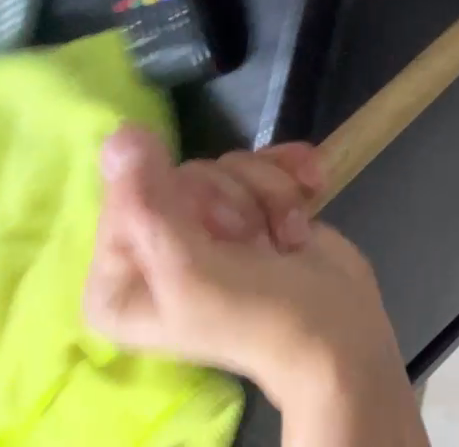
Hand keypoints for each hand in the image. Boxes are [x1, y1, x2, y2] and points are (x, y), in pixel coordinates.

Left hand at [84, 128, 402, 411]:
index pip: (131, 194)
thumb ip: (151, 204)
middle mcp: (160, 248)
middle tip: (253, 242)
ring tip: (287, 238)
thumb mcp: (192, 269)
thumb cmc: (255, 314)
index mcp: (121, 276)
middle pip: (190, 175)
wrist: (338, 327)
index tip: (218, 231)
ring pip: (236, 166)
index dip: (182, 199)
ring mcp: (215, 227)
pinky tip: (315, 192)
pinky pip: (270, 162)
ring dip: (274, 193)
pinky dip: (296, 174)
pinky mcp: (262, 209)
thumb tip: (121, 132)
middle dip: (238, 200)